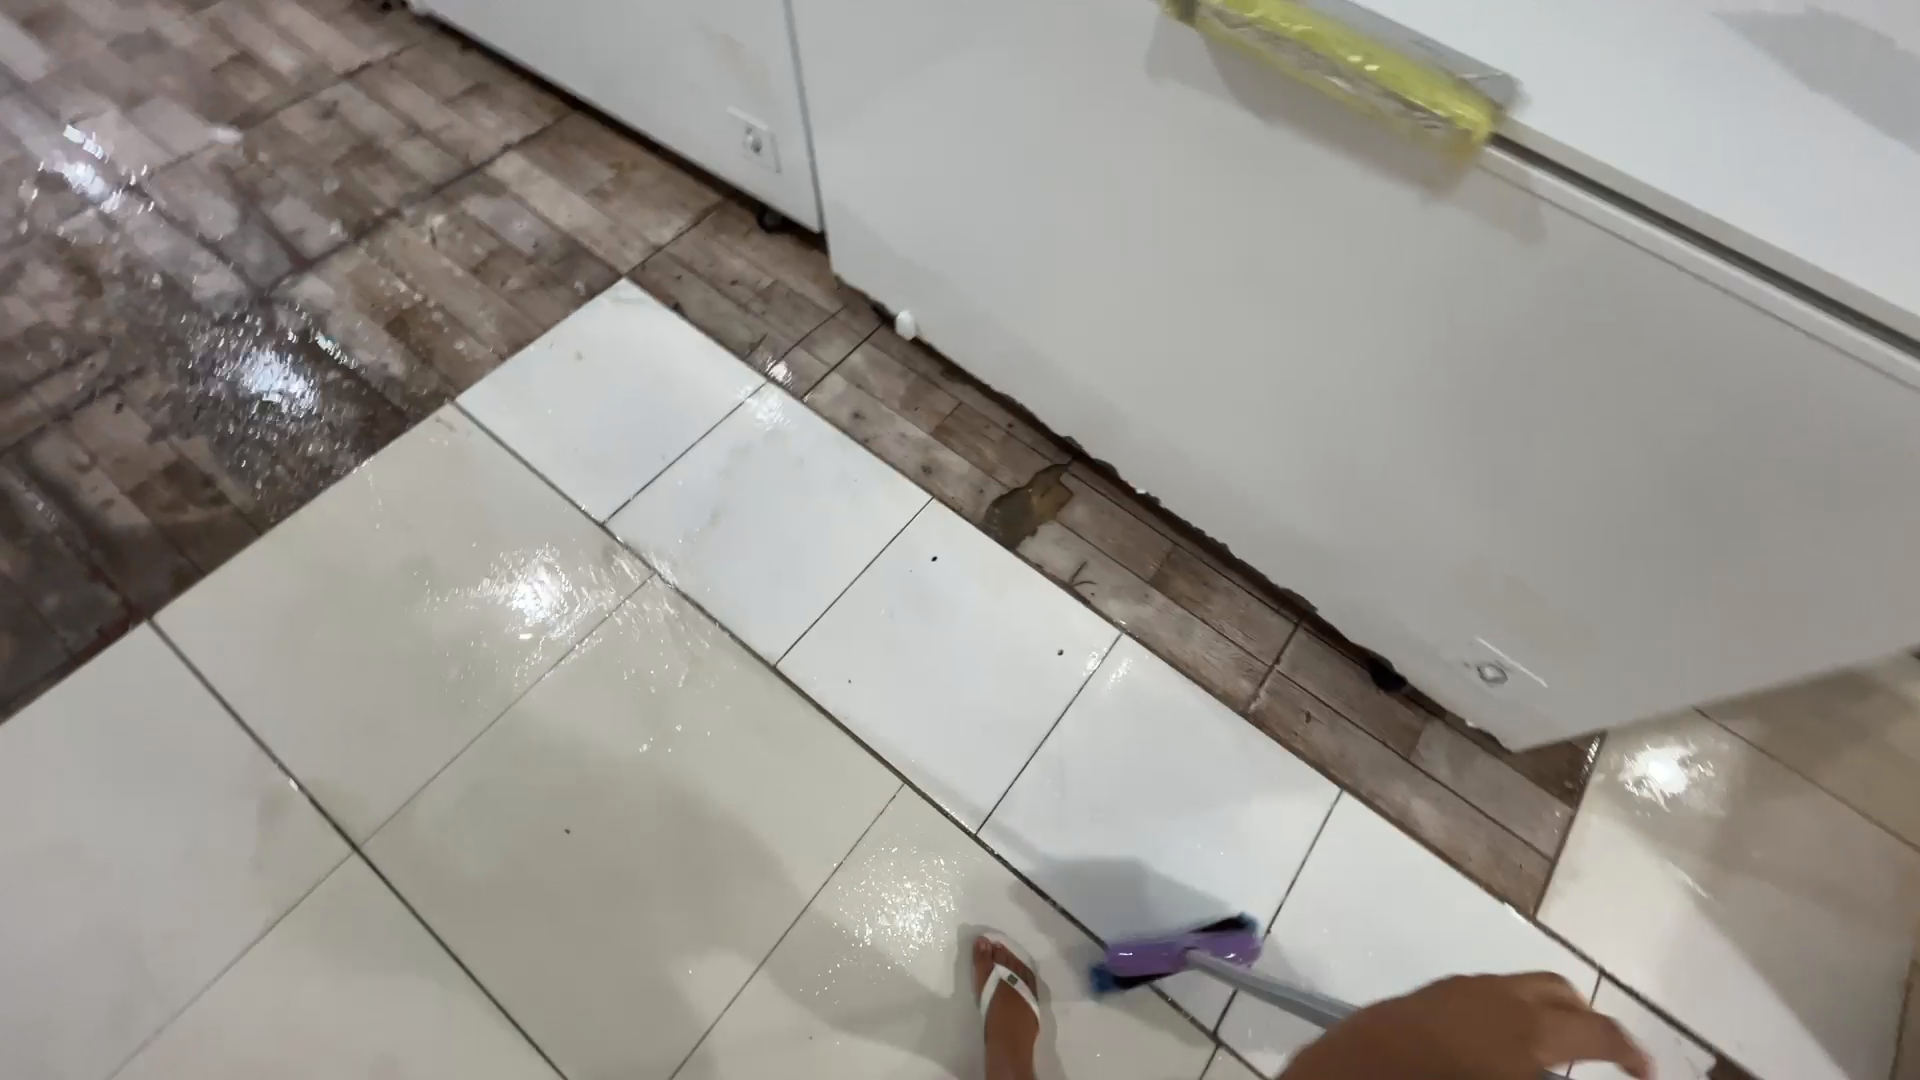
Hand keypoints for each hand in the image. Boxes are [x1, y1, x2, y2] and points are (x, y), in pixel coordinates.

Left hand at [1278, 973, 1653, 1079]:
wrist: (1361, 1071)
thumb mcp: (1518, 1072)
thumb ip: (1544, 1065)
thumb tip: (1555, 1059)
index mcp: (1528, 1027)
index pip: (1597, 1028)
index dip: (1629, 1050)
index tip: (1646, 1071)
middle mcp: (1495, 995)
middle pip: (1557, 990)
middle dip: (1586, 1017)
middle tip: (1603, 1055)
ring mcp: (1455, 989)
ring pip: (1516, 989)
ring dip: (1542, 1013)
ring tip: (1550, 1057)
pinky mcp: (1426, 995)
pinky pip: (1482, 994)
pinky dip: (1506, 1013)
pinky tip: (1499, 1050)